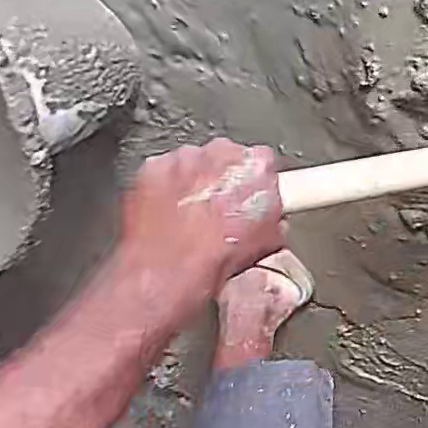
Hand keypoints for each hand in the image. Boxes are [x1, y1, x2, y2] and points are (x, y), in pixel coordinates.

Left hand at [115, 139, 284, 296]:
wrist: (166, 274)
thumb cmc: (213, 260)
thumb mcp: (265, 245)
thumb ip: (274, 222)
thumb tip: (272, 224)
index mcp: (256, 166)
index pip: (264, 162)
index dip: (257, 183)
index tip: (251, 198)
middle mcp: (222, 153)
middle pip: (227, 157)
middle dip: (225, 179)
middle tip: (220, 210)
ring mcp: (184, 158)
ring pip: (194, 163)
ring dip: (195, 182)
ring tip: (190, 215)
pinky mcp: (153, 168)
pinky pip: (163, 172)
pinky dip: (166, 188)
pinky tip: (167, 214)